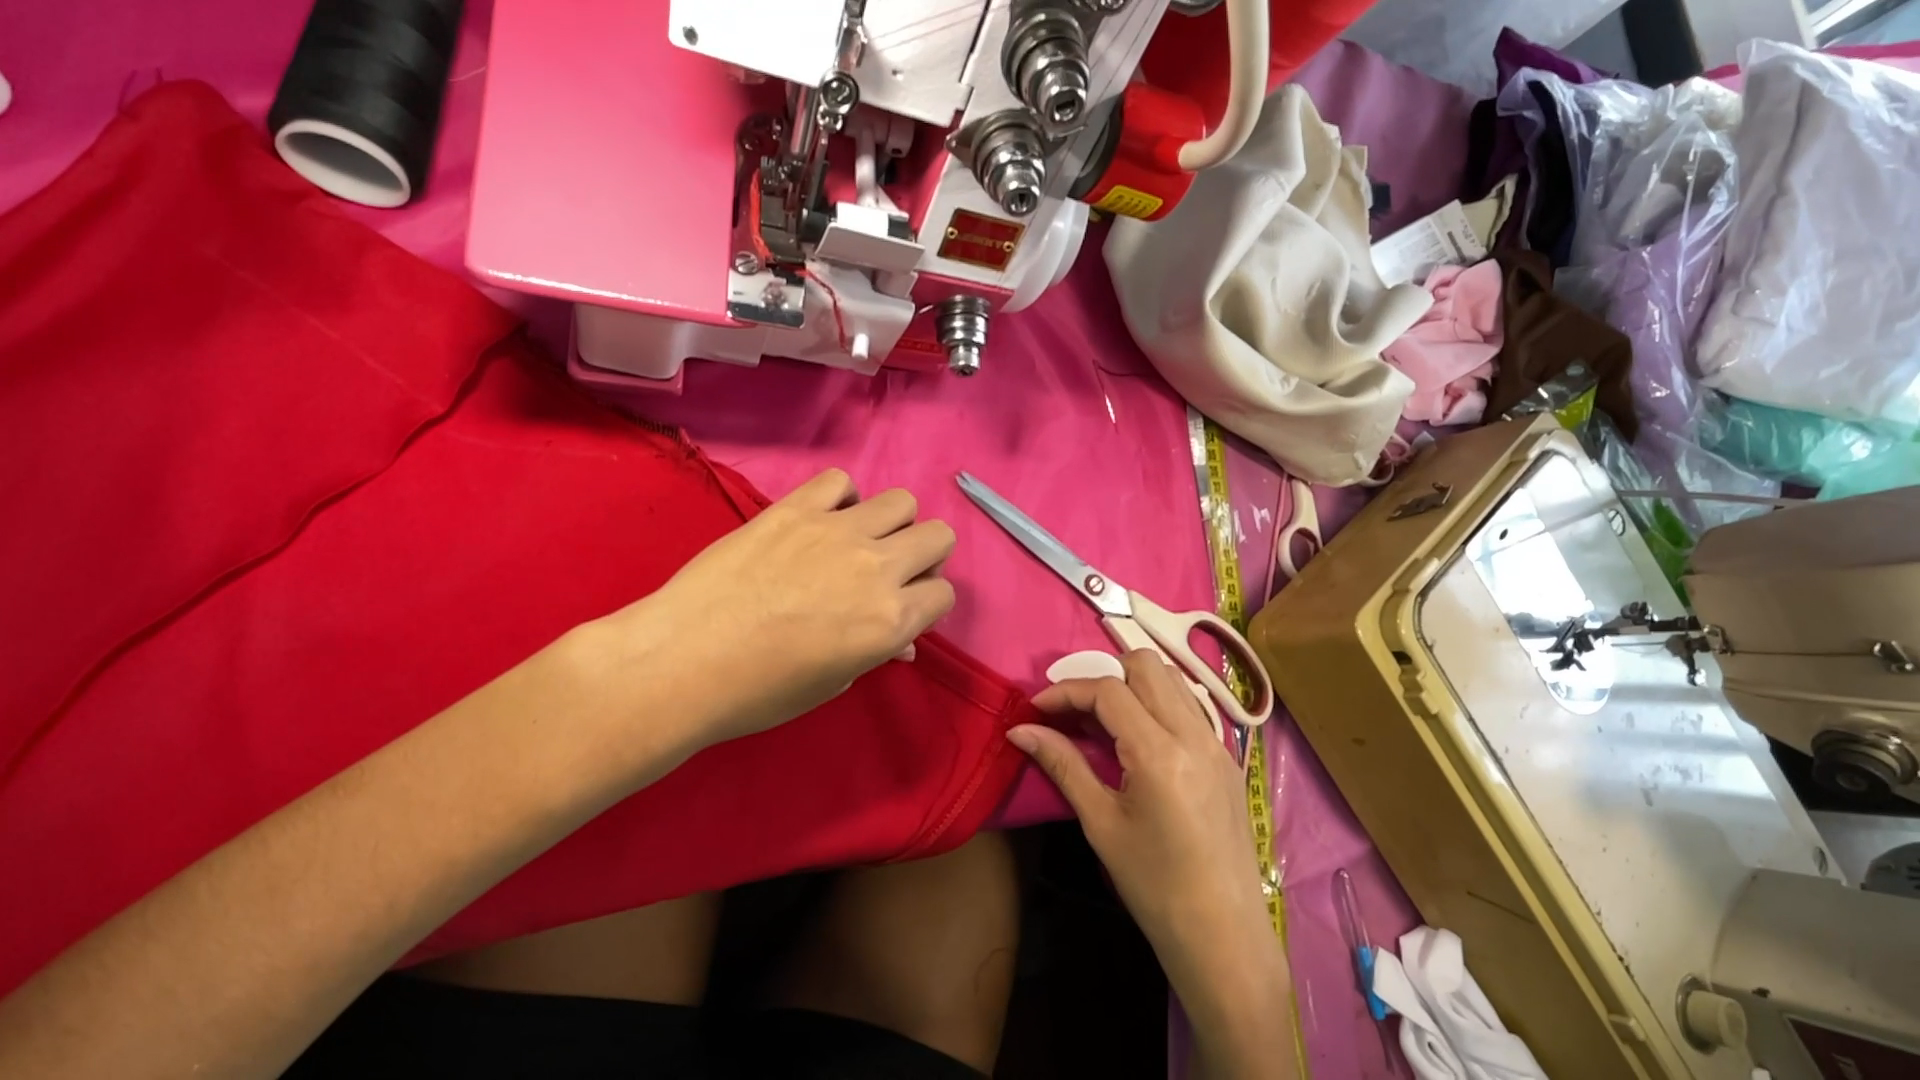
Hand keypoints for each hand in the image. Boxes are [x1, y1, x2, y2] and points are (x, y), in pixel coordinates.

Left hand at [604, 468, 955, 748]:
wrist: (684, 660)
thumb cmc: (759, 692)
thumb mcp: (831, 685)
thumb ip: (875, 653)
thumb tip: (899, 643)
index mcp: (892, 621)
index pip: (943, 594)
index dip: (925, 605)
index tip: (900, 613)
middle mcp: (878, 568)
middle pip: (938, 537)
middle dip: (923, 558)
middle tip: (889, 576)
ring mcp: (838, 530)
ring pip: (901, 502)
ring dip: (890, 524)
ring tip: (856, 544)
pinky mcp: (796, 508)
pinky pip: (841, 482)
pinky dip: (841, 499)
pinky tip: (820, 521)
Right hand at [1009, 652, 1293, 1076]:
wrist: (1221, 932)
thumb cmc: (1152, 884)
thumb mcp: (1100, 823)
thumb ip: (1063, 765)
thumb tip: (1019, 730)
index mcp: (1160, 752)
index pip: (1108, 690)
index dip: (1066, 691)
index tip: (1037, 711)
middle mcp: (1195, 734)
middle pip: (1145, 666)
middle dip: (1102, 677)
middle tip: (1073, 713)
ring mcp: (1219, 744)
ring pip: (1172, 681)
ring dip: (1133, 688)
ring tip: (1103, 724)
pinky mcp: (1229, 760)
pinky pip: (1190, 709)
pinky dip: (1158, 707)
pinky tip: (1139, 743)